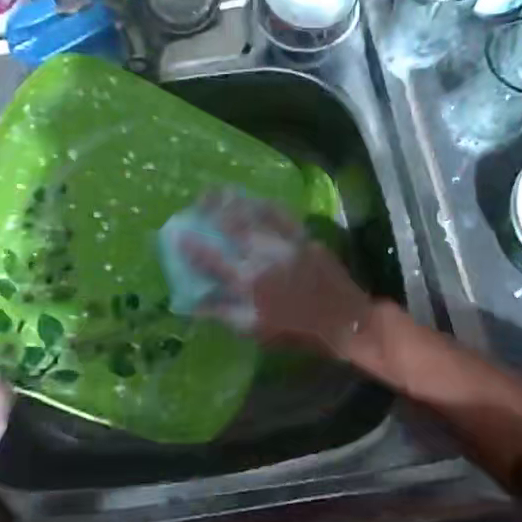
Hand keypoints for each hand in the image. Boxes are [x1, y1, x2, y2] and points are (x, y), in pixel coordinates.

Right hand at [180, 188, 375, 357]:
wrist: (344, 320)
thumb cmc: (296, 329)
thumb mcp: (254, 329)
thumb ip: (222, 313)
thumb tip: (191, 304)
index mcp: (248, 282)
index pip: (212, 259)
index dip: (191, 246)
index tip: (177, 234)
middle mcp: (264, 257)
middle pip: (232, 225)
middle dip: (212, 210)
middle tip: (199, 200)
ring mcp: (286, 243)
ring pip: (255, 214)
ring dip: (236, 201)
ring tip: (221, 192)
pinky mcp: (304, 237)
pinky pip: (282, 215)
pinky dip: (266, 205)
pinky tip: (257, 199)